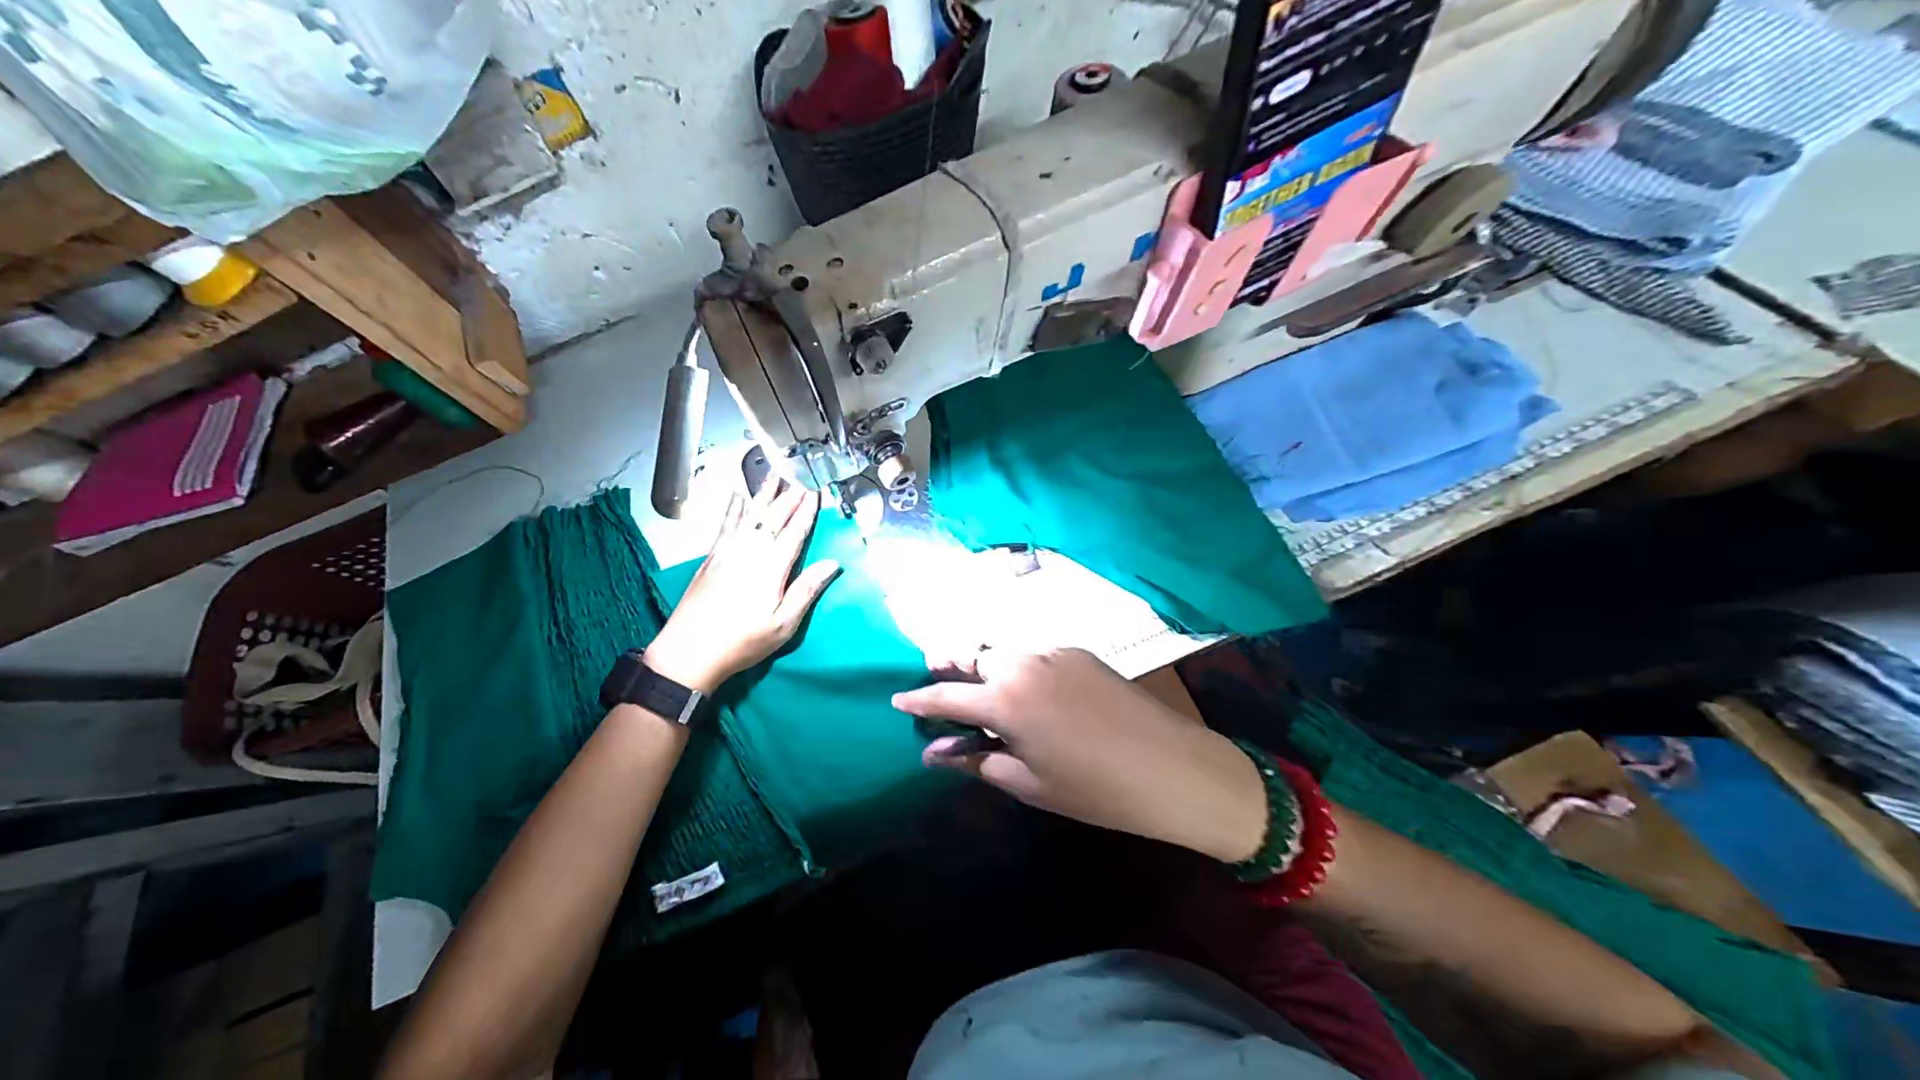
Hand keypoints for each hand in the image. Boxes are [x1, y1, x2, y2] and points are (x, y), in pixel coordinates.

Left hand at [643, 481, 840, 693]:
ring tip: (773, 475)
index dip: (806, 512)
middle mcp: (748, 552)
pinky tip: (737, 497)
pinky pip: (725, 524)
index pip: (793, 532)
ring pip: (748, 514)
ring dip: (762, 494)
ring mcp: (726, 552)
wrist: (688, 652)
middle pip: (771, 517)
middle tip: (799, 479)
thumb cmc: (741, 643)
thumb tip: (831, 564)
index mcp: (771, 568)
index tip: (815, 493)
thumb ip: (806, 591)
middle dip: (788, 497)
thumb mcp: (783, 625)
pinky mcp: (710, 557)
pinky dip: (734, 507)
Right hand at [891, 648, 1266, 862]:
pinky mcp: (1082, 652)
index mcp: (1005, 699)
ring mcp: (1056, 652)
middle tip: (943, 689)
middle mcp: (1024, 663)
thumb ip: (976, 760)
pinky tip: (1031, 694)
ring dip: (987, 666)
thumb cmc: (1094, 790)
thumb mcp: (1028, 783)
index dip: (919, 699)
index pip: (946, 694)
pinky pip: (1036, 653)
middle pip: (973, 655)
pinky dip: (1020, 667)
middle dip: (951, 668)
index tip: (897, 699)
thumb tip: (934, 752)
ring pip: (1005, 650)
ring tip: (987, 694)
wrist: (1173, 768)